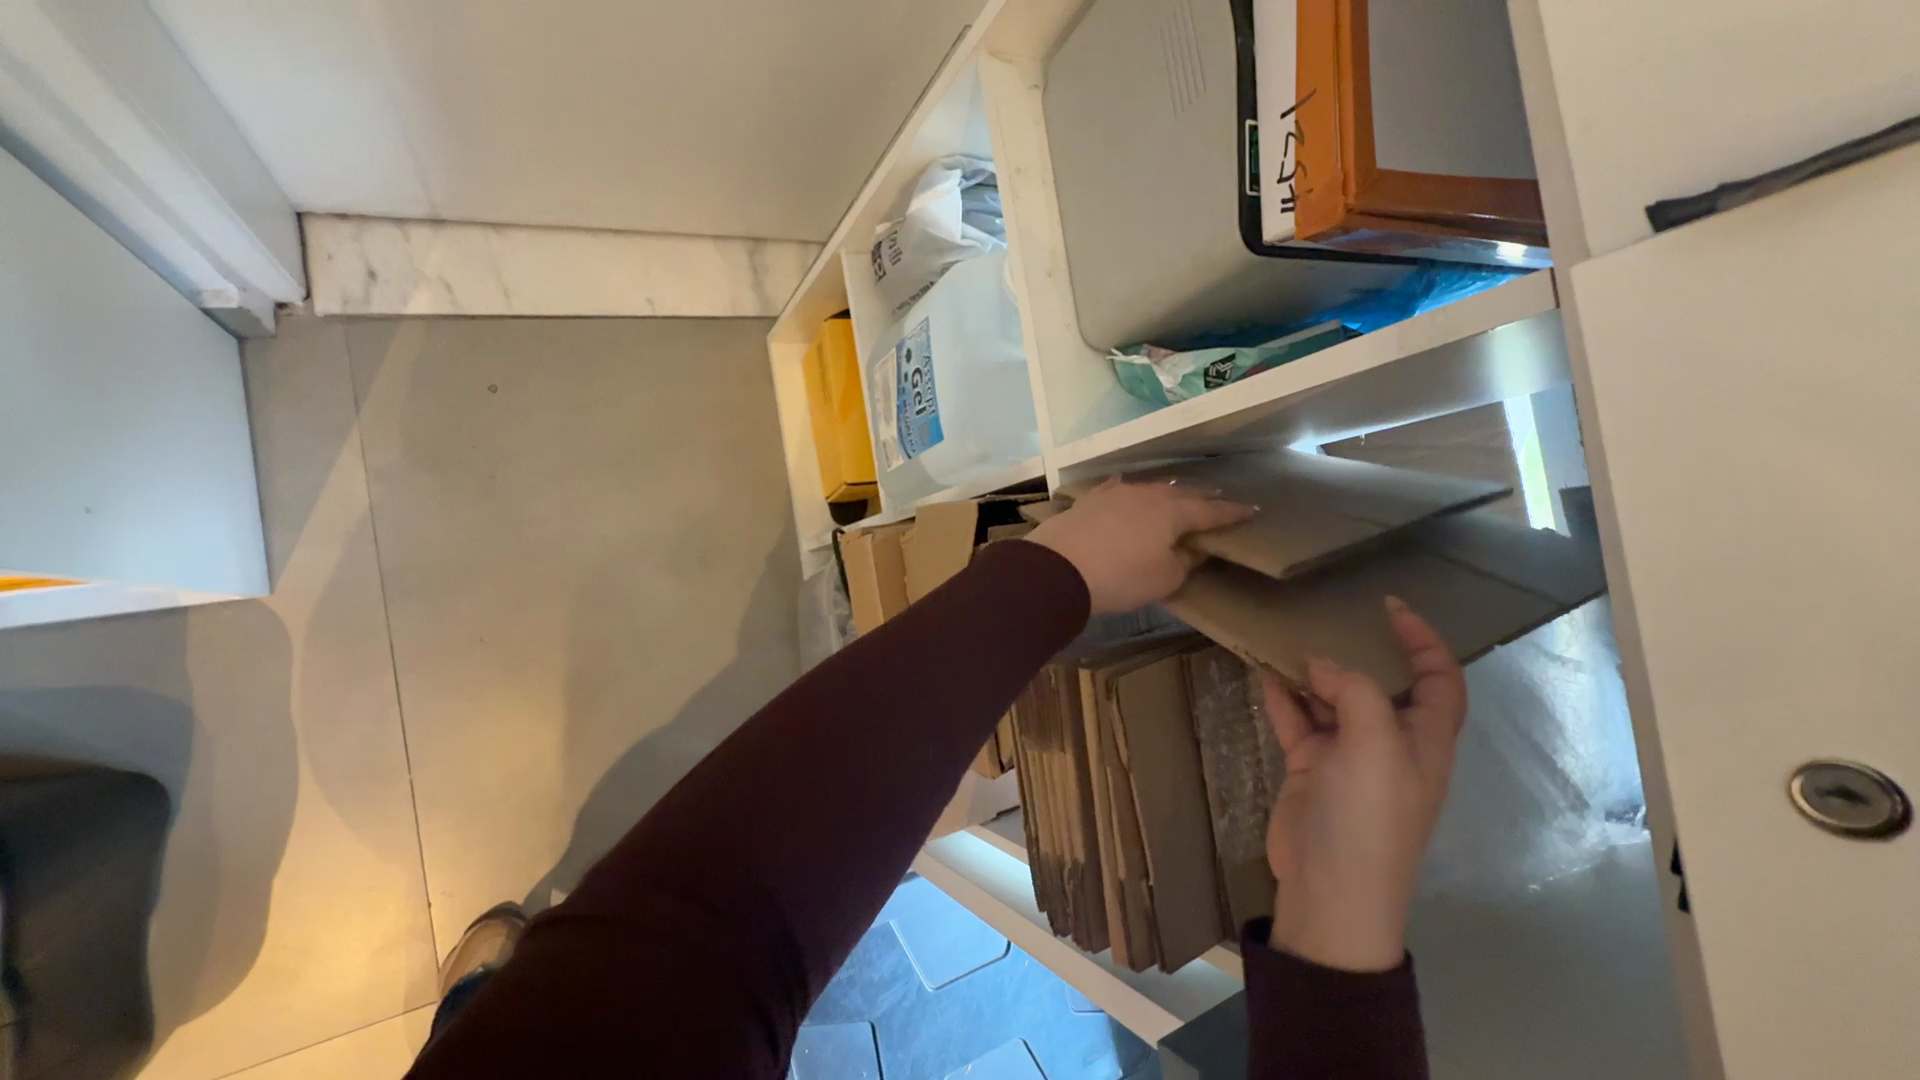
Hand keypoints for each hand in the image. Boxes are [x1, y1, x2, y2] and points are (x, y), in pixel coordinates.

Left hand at [1026, 477, 1252, 613]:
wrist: (1059, 568)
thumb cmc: (1121, 577)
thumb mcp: (1165, 578)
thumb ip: (1185, 562)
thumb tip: (1195, 549)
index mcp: (1174, 512)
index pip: (1211, 511)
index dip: (1232, 513)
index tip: (1251, 510)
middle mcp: (1148, 495)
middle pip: (1181, 494)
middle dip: (1201, 497)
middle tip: (1217, 499)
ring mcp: (1116, 494)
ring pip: (1150, 488)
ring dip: (1167, 492)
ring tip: (1177, 493)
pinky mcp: (1089, 501)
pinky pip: (1115, 489)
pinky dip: (1127, 490)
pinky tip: (1125, 486)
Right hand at [1261, 597, 1466, 971]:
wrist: (1329, 890)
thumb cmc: (1368, 817)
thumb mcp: (1375, 746)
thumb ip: (1356, 692)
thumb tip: (1322, 663)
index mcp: (1424, 739)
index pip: (1439, 680)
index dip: (1424, 641)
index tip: (1391, 607)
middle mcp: (1389, 742)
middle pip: (1380, 684)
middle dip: (1358, 651)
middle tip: (1325, 616)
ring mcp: (1347, 755)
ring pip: (1333, 699)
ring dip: (1313, 671)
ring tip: (1285, 636)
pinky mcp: (1311, 768)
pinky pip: (1297, 721)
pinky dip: (1283, 697)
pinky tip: (1262, 673)